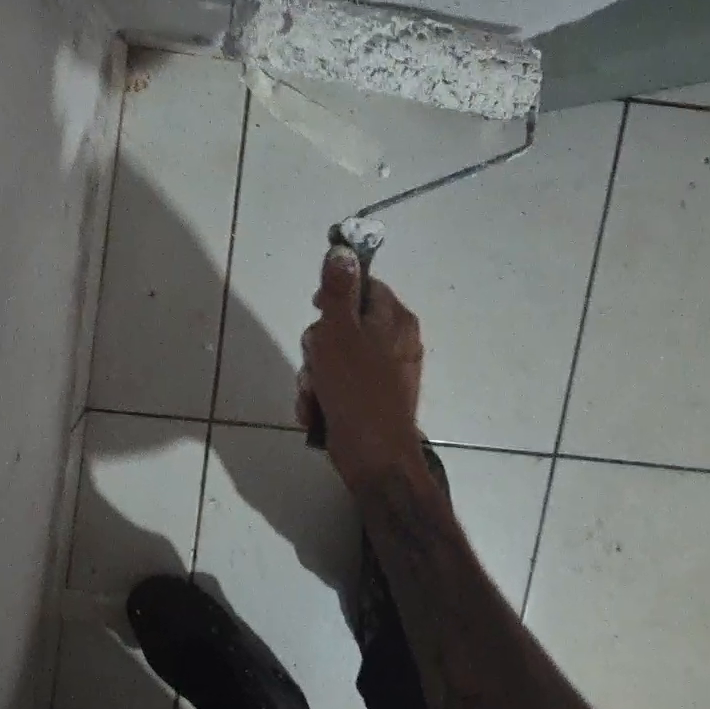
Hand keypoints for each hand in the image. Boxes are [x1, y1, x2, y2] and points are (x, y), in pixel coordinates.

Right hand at [298, 245, 425, 490]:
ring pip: (334, 357)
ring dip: (315, 375)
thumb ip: (338, 291)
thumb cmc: (356, 391)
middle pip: (343, 323)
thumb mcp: (340, 333)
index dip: (333, 298)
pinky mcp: (372, 399)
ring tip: (315, 395)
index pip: (362, 286)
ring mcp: (385, 372)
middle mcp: (395, 341)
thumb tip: (342, 250)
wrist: (374, 458)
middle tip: (316, 362)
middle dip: (318, 345)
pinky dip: (325, 396)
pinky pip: (339, 384)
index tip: (317, 312)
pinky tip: (319, 411)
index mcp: (395, 319)